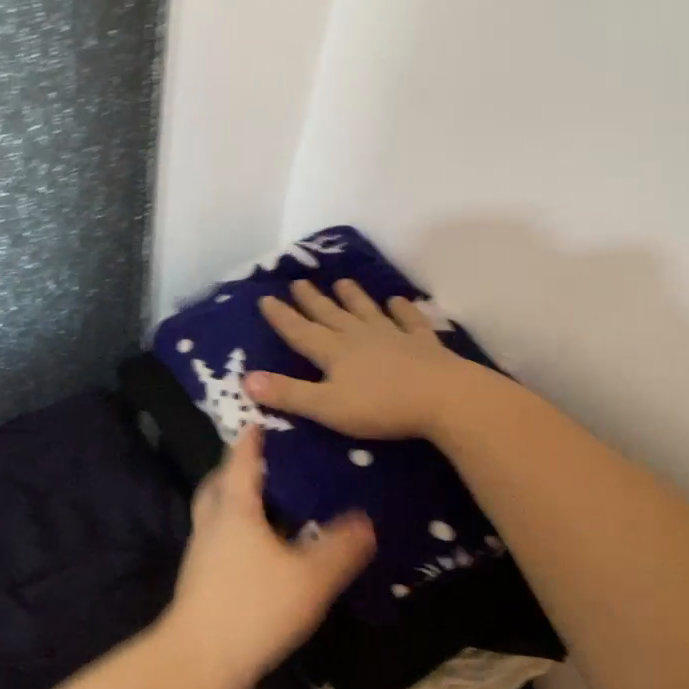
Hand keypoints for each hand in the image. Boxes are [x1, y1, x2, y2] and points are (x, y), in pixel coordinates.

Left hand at [159, 427, 374, 687]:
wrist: (198, 662)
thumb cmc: (253, 608)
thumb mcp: (311, 578)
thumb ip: (341, 548)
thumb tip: (366, 521)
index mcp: (234, 510)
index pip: (240, 461)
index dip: (251, 439)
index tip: (259, 418)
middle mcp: (211, 526)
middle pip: (218, 486)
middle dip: (237, 470)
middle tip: (264, 464)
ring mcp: (201, 557)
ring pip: (216, 517)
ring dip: (237, 505)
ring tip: (270, 507)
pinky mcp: (200, 585)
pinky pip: (220, 545)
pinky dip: (238, 536)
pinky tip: (262, 554)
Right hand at [246, 279, 494, 439]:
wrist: (442, 397)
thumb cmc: (379, 406)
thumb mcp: (326, 407)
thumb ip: (288, 394)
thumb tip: (246, 379)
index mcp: (333, 352)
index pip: (300, 332)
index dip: (281, 317)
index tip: (266, 298)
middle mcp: (359, 337)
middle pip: (331, 315)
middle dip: (312, 301)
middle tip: (299, 282)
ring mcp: (393, 336)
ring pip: (367, 312)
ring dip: (353, 298)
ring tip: (342, 282)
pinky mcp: (423, 344)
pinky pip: (409, 321)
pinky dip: (402, 309)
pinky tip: (398, 301)